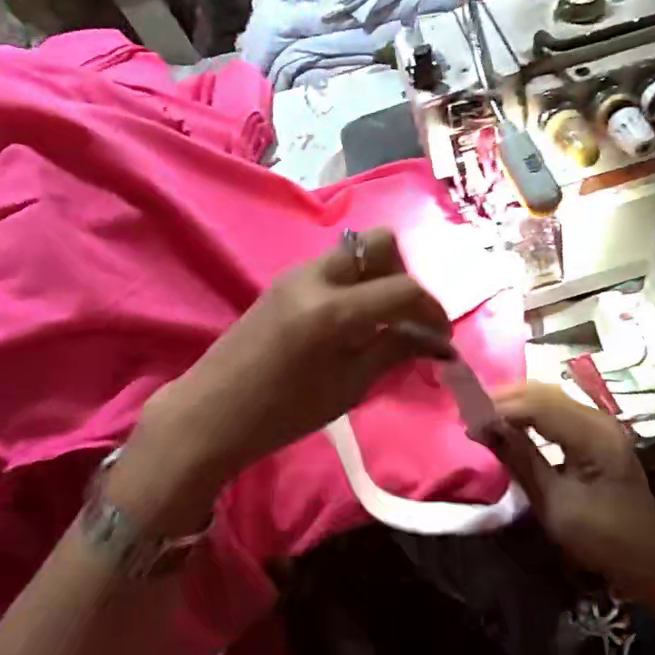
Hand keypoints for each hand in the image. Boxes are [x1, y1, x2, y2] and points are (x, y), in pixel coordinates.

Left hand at [119, 229, 451, 525]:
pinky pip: (333, 266)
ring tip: (378, 321)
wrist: (213, 412)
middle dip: (404, 274)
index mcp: (335, 309)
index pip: (404, 289)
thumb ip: (394, 351)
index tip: (441, 337)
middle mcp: (317, 277)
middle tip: (404, 316)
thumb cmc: (284, 412)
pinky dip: (354, 283)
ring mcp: (297, 274)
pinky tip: (349, 322)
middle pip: (380, 242)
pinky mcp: (284, 281)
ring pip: (355, 251)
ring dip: (378, 276)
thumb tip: (432, 339)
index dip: (433, 311)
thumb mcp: (349, 387)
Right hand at [483, 384, 654, 598]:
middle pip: (544, 392)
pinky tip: (512, 421)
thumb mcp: (555, 505)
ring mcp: (600, 422)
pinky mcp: (597, 432)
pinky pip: (558, 409)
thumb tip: (485, 428)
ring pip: (550, 396)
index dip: (500, 407)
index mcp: (593, 435)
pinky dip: (531, 411)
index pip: (538, 405)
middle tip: (471, 411)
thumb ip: (521, 460)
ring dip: (516, 402)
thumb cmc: (603, 538)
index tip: (468, 418)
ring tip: (485, 415)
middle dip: (505, 398)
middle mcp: (598, 418)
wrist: (651, 557)